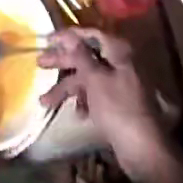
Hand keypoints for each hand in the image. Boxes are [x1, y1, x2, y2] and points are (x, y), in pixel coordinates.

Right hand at [39, 28, 175, 182]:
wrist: (143, 148)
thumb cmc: (117, 108)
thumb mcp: (96, 79)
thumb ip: (81, 56)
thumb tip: (70, 35)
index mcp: (117, 51)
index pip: (90, 34)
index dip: (68, 36)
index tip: (48, 39)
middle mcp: (119, 62)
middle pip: (86, 56)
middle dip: (63, 62)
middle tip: (39, 64)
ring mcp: (119, 82)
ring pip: (88, 78)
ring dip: (68, 88)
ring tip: (45, 101)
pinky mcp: (118, 102)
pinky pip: (96, 94)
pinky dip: (84, 100)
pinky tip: (77, 114)